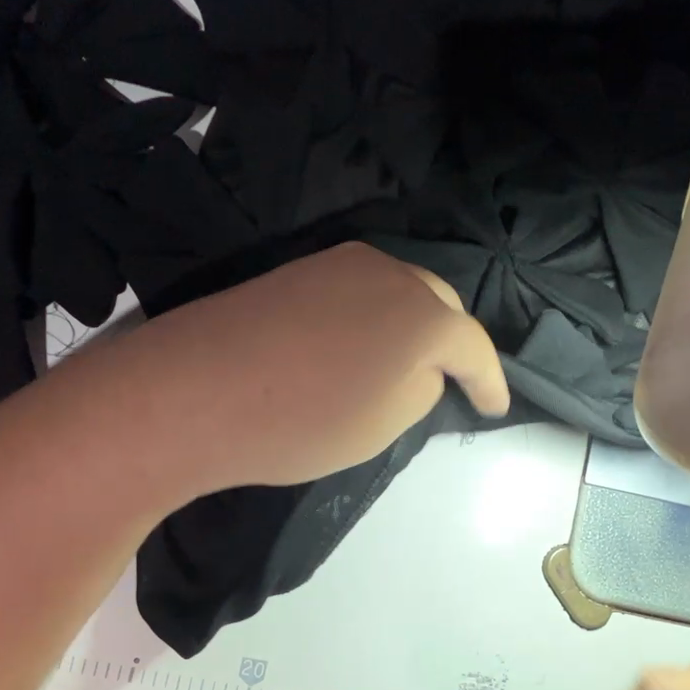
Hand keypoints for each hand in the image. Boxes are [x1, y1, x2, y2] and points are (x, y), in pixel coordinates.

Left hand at [121, 242, 509, 492]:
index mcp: (425, 316)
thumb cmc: (304, 422)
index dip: (491, 382)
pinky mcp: (299, 271)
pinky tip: (358, 346)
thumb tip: (418, 368)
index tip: (496, 407)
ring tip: (405, 365)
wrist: (193, 393)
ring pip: (400, 291)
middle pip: (441, 306)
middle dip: (454, 344)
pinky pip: (359, 290)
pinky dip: (374, 317)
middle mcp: (390, 273)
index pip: (475, 348)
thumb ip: (422, 389)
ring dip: (413, 326)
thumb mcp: (385, 425)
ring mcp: (339, 264)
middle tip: (452, 381)